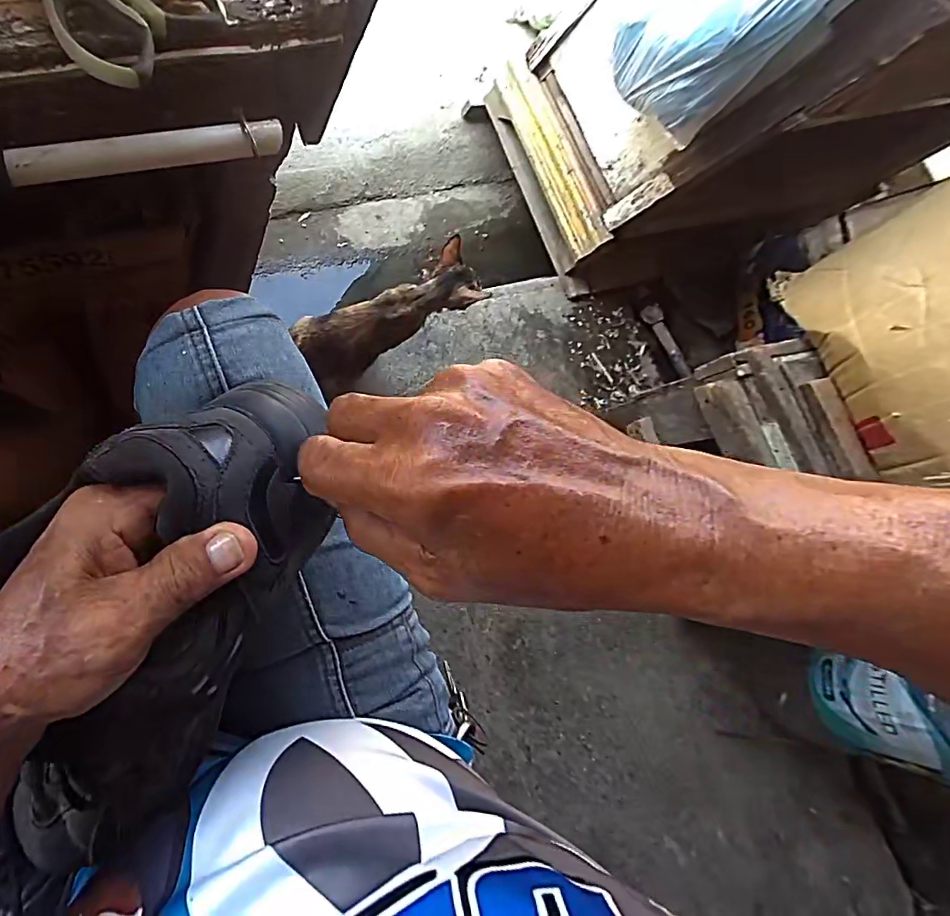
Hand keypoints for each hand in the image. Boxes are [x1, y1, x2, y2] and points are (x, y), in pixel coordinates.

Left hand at [0, 485, 256, 727]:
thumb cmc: (44, 658)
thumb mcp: (127, 616)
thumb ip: (186, 573)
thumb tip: (243, 538)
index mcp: (103, 507)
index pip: (183, 485)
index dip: (222, 508)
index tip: (259, 530)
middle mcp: (101, 513)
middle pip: (178, 510)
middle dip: (210, 538)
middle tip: (249, 561)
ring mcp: (100, 541)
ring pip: (168, 537)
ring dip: (192, 562)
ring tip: (226, 580)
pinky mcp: (102, 568)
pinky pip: (153, 557)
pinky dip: (174, 576)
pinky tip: (194, 593)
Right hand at [298, 360, 738, 609]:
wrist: (632, 514)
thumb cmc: (550, 560)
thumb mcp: (443, 577)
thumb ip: (375, 533)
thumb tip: (347, 499)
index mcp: (408, 482)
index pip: (317, 456)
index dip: (323, 476)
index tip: (340, 484)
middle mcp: (426, 423)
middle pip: (342, 412)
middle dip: (353, 444)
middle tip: (388, 473)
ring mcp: (461, 388)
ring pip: (395, 401)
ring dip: (408, 430)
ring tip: (459, 464)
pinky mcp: (491, 370)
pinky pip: (442, 389)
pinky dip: (451, 414)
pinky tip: (490, 445)